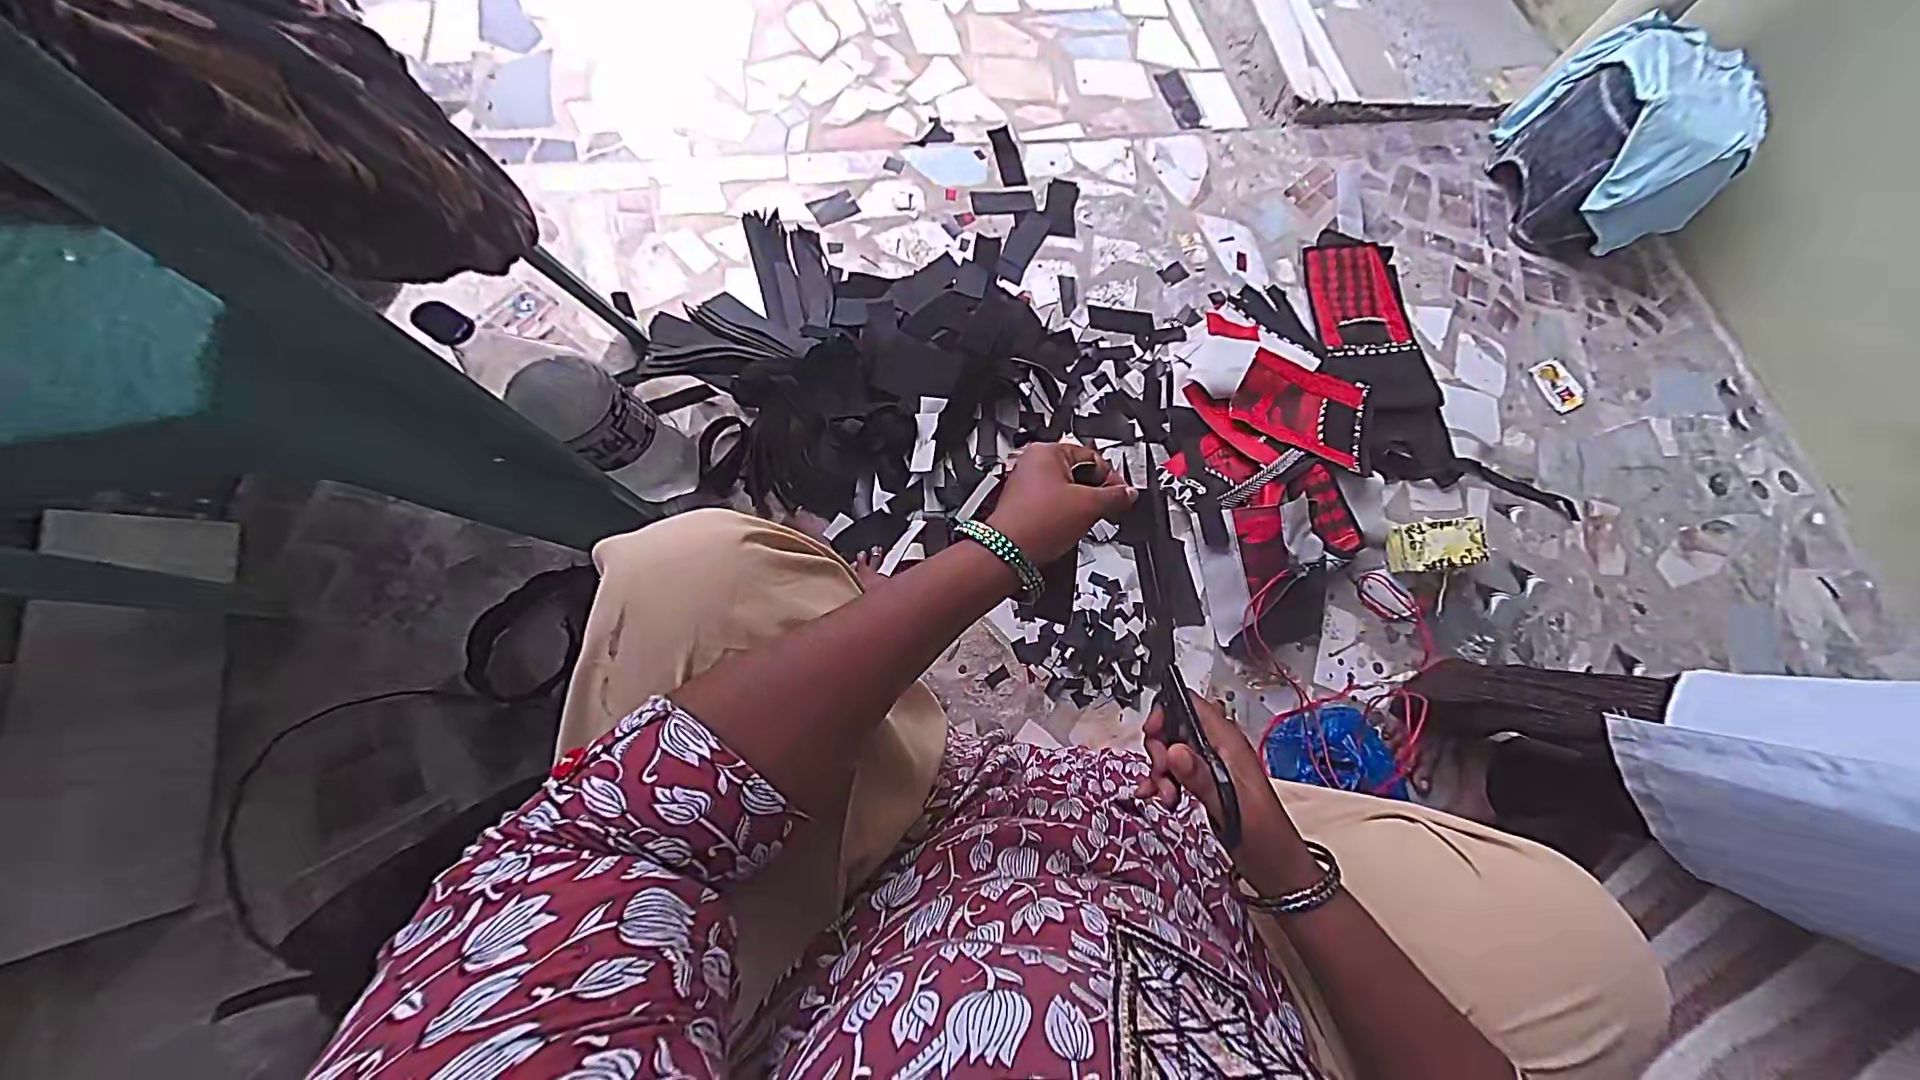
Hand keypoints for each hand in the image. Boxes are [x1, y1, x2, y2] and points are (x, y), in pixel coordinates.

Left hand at [984, 442, 1136, 565]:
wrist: (1008, 554)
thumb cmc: (1036, 524)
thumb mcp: (1089, 505)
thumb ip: (1115, 496)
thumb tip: (1128, 494)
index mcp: (1046, 451)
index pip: (1092, 456)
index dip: (1112, 476)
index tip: (1123, 494)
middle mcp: (1032, 464)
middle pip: (1079, 473)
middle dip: (1097, 492)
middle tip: (1109, 508)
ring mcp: (1026, 486)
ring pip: (1067, 490)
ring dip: (1082, 505)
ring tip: (1088, 520)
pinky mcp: (1024, 507)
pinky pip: (1053, 505)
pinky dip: (1066, 514)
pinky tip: (1070, 527)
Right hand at [1140, 691, 1322, 893]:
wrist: (1279, 871)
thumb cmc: (1265, 839)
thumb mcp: (1230, 809)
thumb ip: (1201, 778)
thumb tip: (1174, 750)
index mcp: (1228, 743)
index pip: (1190, 704)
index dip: (1165, 712)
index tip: (1153, 737)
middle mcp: (1218, 748)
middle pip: (1174, 726)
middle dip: (1159, 749)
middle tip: (1162, 775)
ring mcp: (1210, 764)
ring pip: (1170, 749)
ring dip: (1160, 770)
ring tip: (1166, 795)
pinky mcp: (1204, 781)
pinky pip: (1174, 770)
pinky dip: (1162, 781)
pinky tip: (1160, 797)